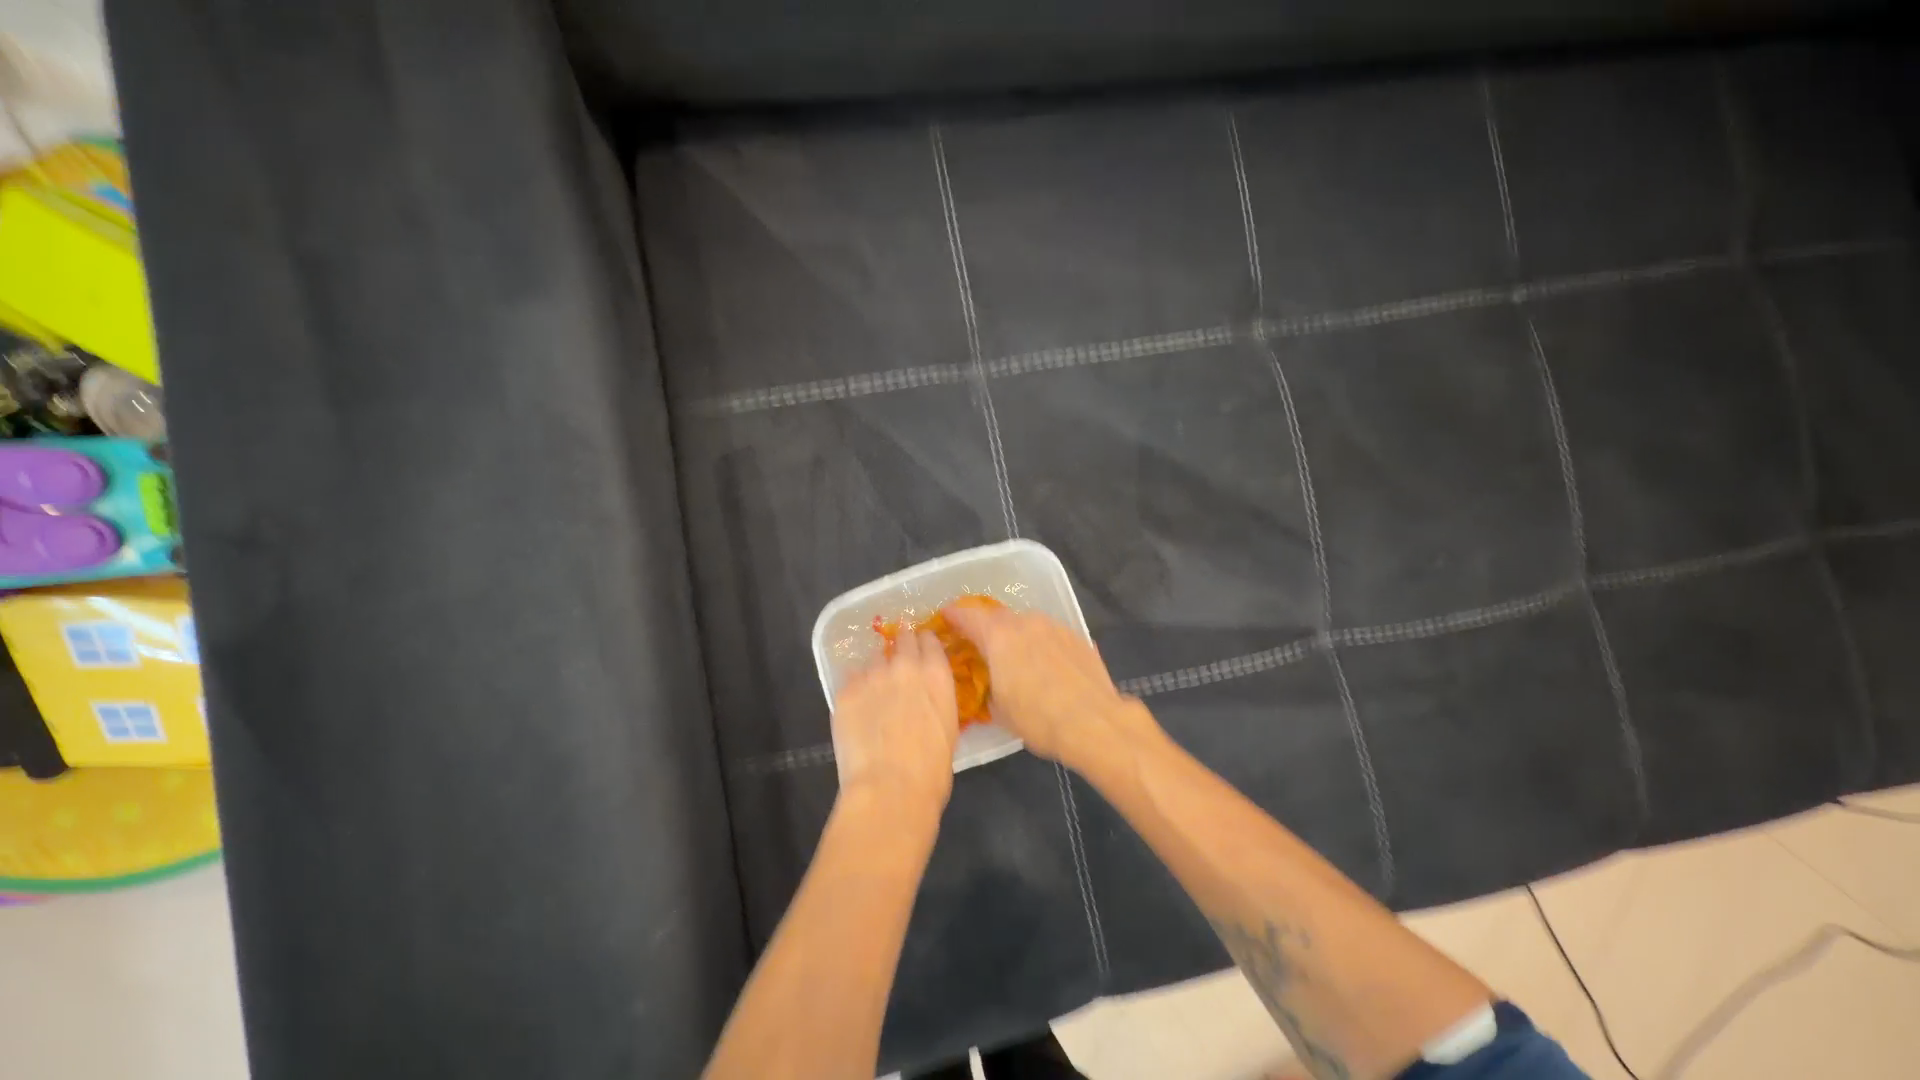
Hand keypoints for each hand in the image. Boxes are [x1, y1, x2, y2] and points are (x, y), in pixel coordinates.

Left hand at [831, 629, 960, 814]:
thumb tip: (924, 697)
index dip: (924, 644)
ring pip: (874, 659)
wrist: (889, 788)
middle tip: (899, 662)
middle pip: (902, 639)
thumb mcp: (948, 727)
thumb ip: (935, 699)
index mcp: (936, 675)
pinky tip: (858, 710)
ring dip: (877, 670)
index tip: (922, 651)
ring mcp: (871, 675)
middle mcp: (904, 666)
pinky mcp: (845, 691)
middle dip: (901, 646)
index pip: (929, 640)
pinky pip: (851, 679)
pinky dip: (856, 689)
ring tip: (876, 693)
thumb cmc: (931, 770)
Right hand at [940, 604, 1147, 770]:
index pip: (968, 616)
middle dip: (986, 627)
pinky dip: (1042, 646)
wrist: (1094, 722)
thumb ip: (989, 688)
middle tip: (979, 642)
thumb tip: (992, 686)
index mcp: (999, 636)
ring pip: (1028, 625)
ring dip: (1017, 637)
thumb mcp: (1000, 710)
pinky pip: (1051, 637)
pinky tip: (1046, 667)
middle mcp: (1026, 623)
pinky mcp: (1078, 639)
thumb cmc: (1038, 718)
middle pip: (999, 617)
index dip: (954, 616)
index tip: (945, 617)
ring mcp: (1056, 628)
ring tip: (1016, 658)